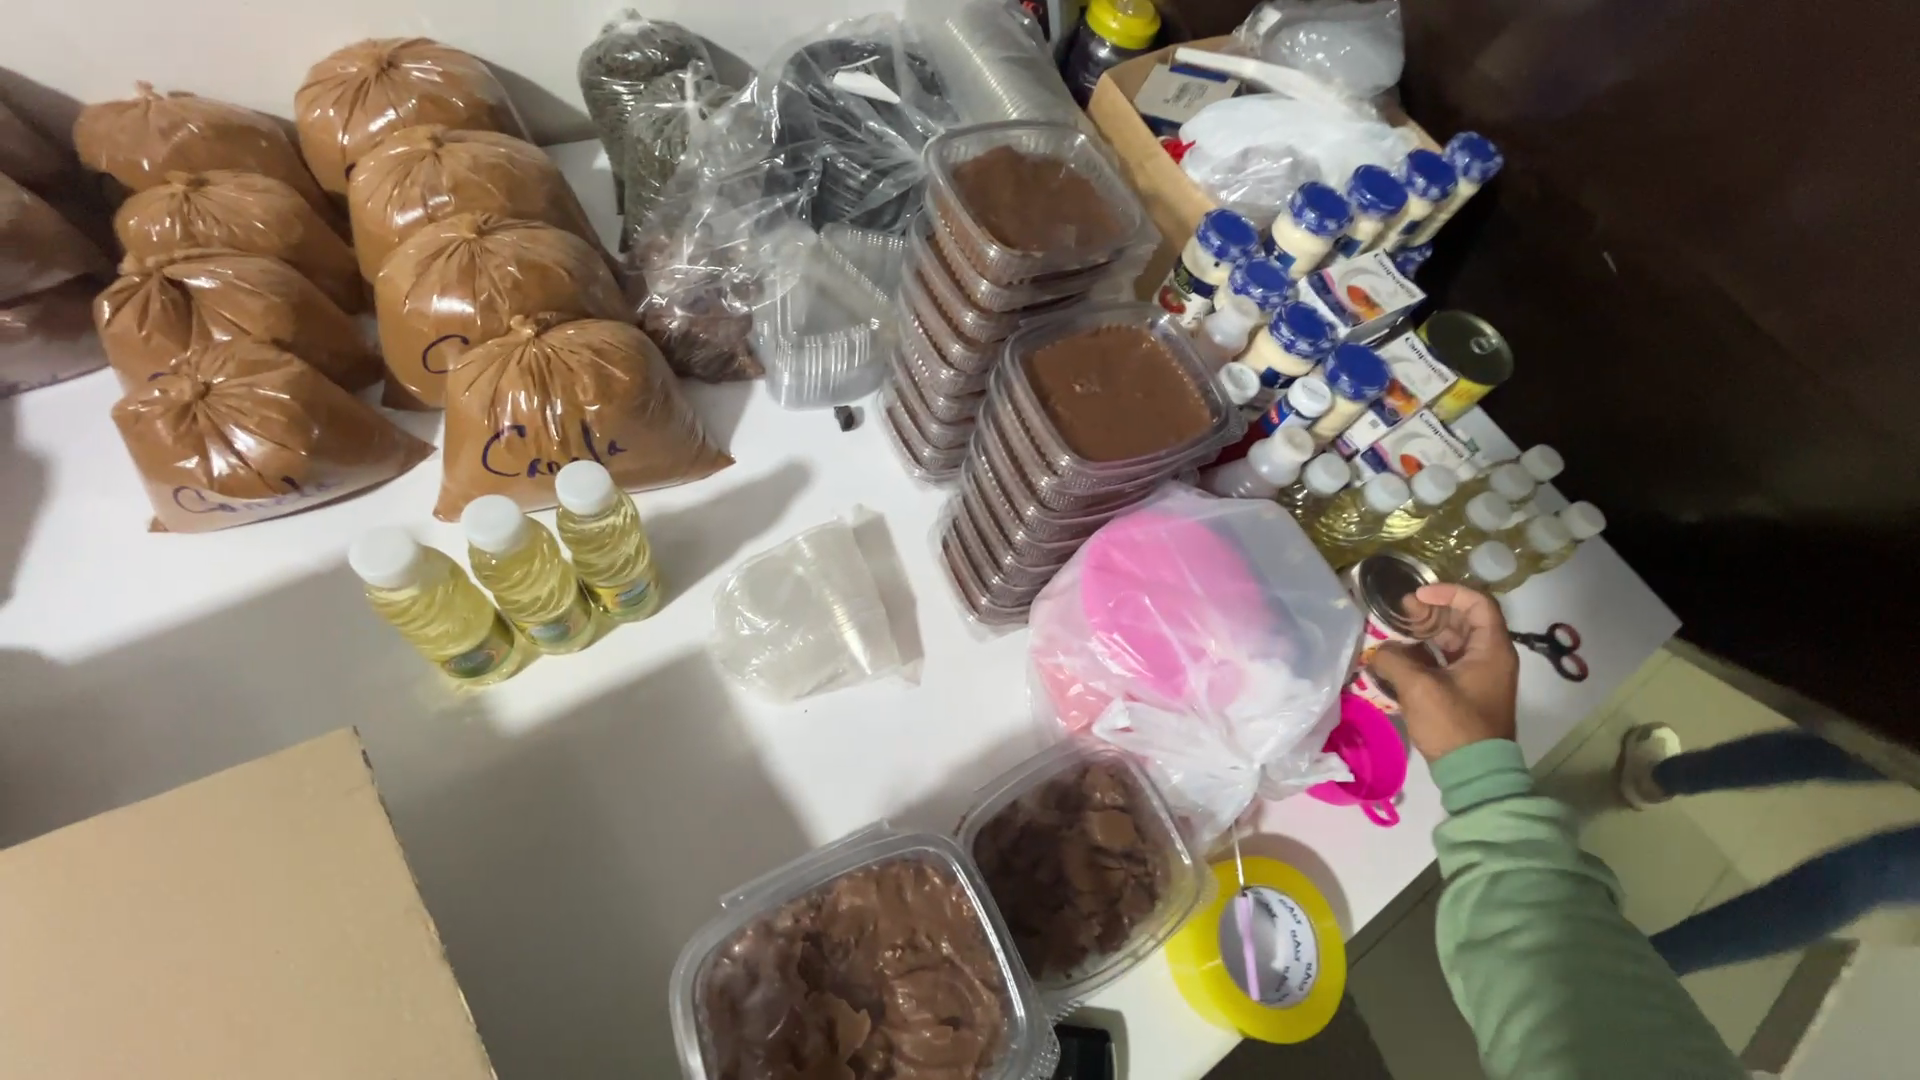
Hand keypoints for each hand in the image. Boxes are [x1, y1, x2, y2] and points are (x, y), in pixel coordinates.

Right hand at [1366, 584, 1518, 761]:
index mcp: (1491, 650)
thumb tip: (1380, 651)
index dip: (1448, 592)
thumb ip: (1394, 659)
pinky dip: (1424, 652)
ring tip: (1396, 630)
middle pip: (1464, 619)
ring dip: (1426, 631)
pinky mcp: (1464, 691)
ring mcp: (1478, 675)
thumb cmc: (1454, 724)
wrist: (1473, 771)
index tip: (1417, 596)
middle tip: (1401, 611)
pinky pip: (1445, 660)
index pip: (1478, 604)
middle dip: (1432, 610)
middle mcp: (1490, 657)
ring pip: (1453, 640)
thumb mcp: (1419, 687)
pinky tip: (1399, 656)